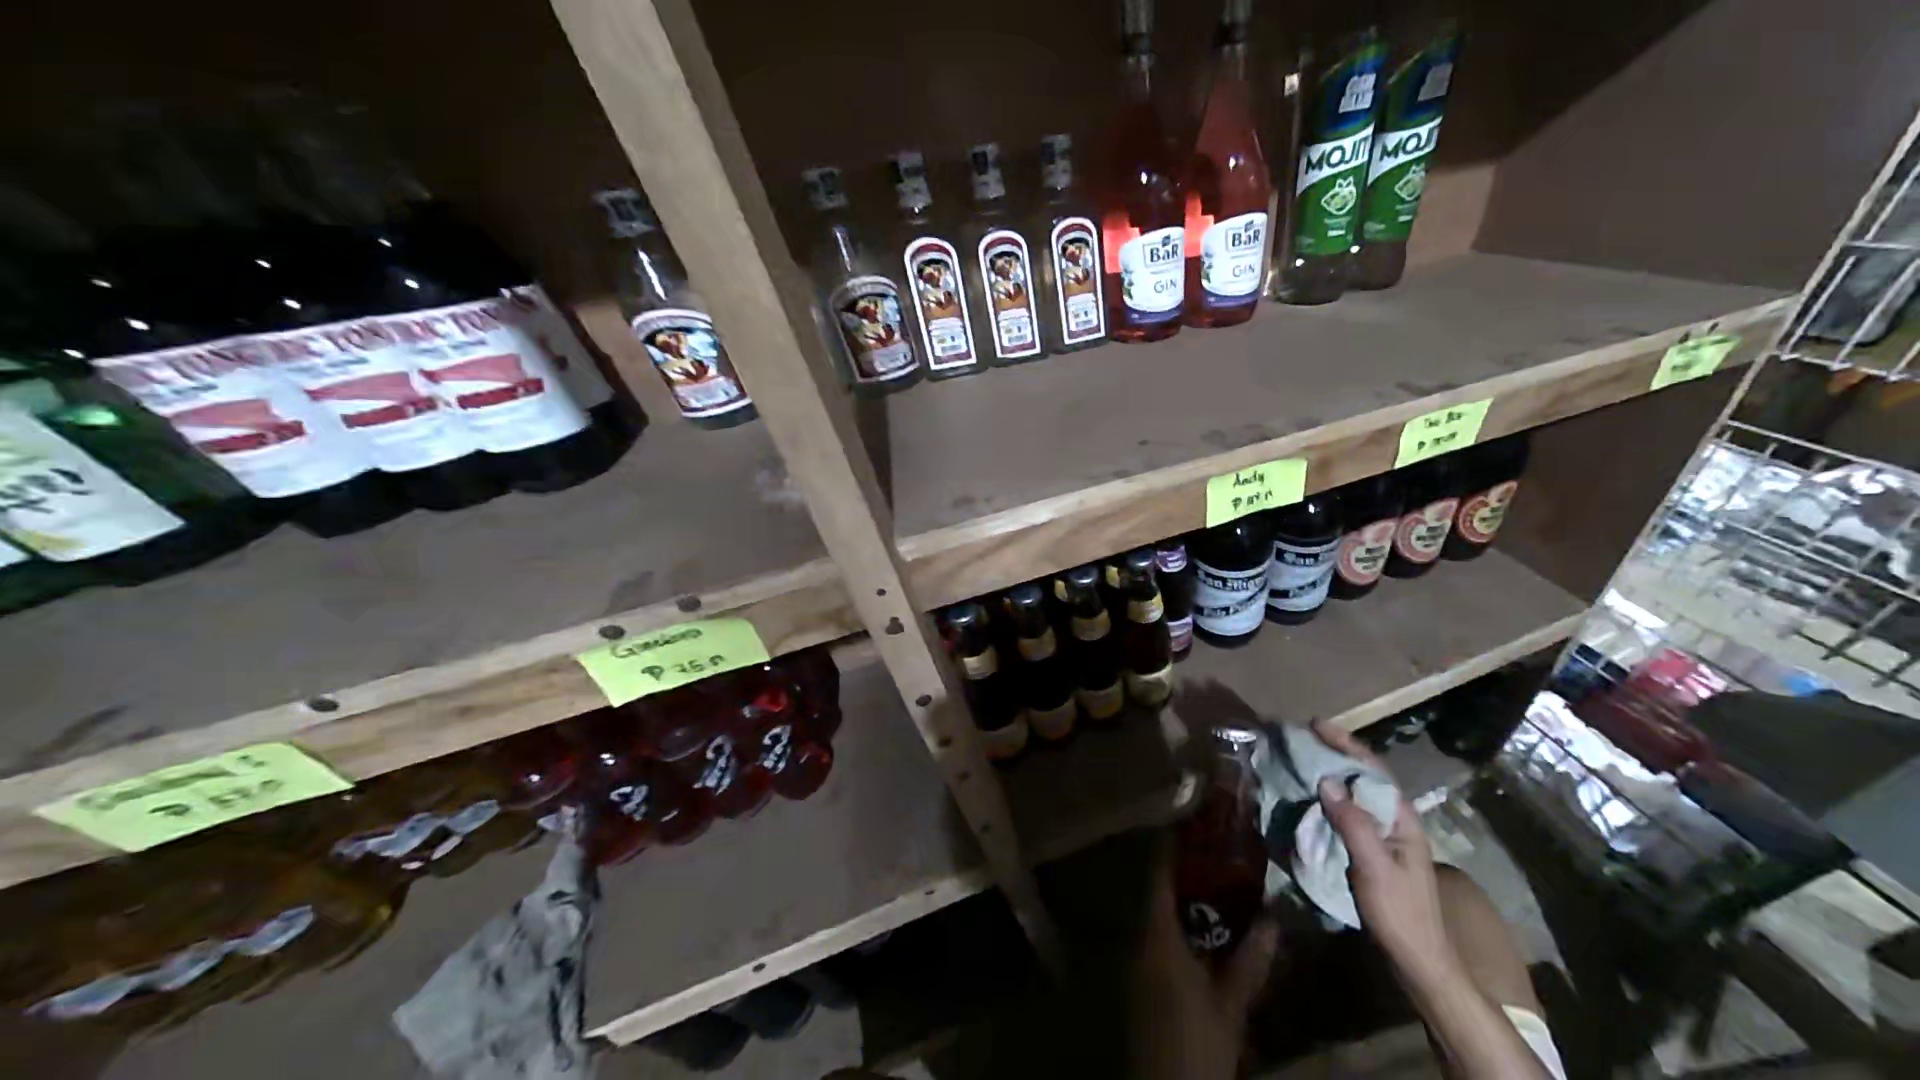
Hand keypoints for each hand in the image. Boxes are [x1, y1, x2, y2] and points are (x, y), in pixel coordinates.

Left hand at [1133, 841, 1279, 1079]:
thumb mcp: (1232, 1004)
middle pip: (1160, 892)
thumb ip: (1252, 958)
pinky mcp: (1145, 979)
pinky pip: (1161, 935)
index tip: (1192, 820)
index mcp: (1158, 937)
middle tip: (1216, 848)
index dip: (1172, 847)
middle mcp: (1142, 939)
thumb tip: (1273, 917)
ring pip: (1161, 913)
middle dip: (1185, 870)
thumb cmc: (1198, 1044)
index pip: (1159, 877)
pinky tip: (1208, 928)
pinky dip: (1182, 923)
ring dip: (1185, 897)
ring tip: (1219, 880)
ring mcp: (1140, 960)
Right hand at [1309, 719, 1460, 988]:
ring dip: (1327, 773)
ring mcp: (1381, 834)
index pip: (1372, 769)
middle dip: (1333, 752)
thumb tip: (1326, 781)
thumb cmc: (1400, 912)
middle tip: (1300, 737)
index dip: (1345, 743)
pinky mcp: (1369, 848)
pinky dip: (1325, 798)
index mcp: (1401, 818)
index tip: (1315, 724)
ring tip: (1298, 759)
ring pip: (1352, 793)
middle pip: (1361, 776)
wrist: (1415, 959)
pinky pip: (1344, 812)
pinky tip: (1306, 795)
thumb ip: (1354, 824)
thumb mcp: (1375, 868)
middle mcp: (1392, 819)